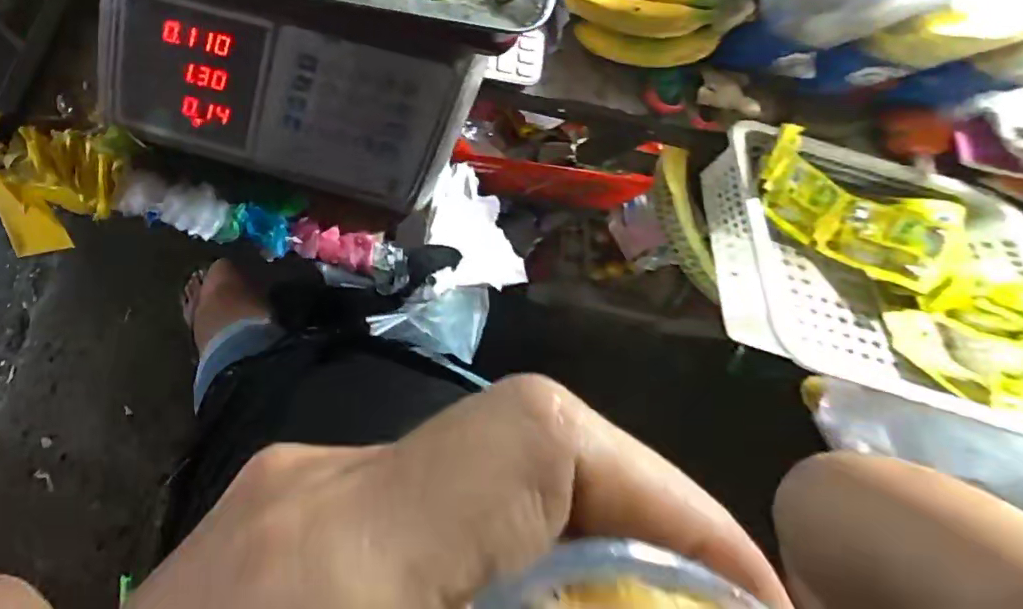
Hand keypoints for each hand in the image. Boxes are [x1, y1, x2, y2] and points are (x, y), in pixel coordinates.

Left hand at [130, 375, 788, 608]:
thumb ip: (520, 603)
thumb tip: (621, 591)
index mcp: (346, 539)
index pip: (533, 431)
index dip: (661, 493)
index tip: (751, 598)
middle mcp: (314, 484)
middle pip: (510, 450)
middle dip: (623, 534)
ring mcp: (283, 494)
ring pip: (463, 483)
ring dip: (550, 550)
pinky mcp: (271, 523)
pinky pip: (406, 517)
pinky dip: (477, 562)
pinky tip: (482, 605)